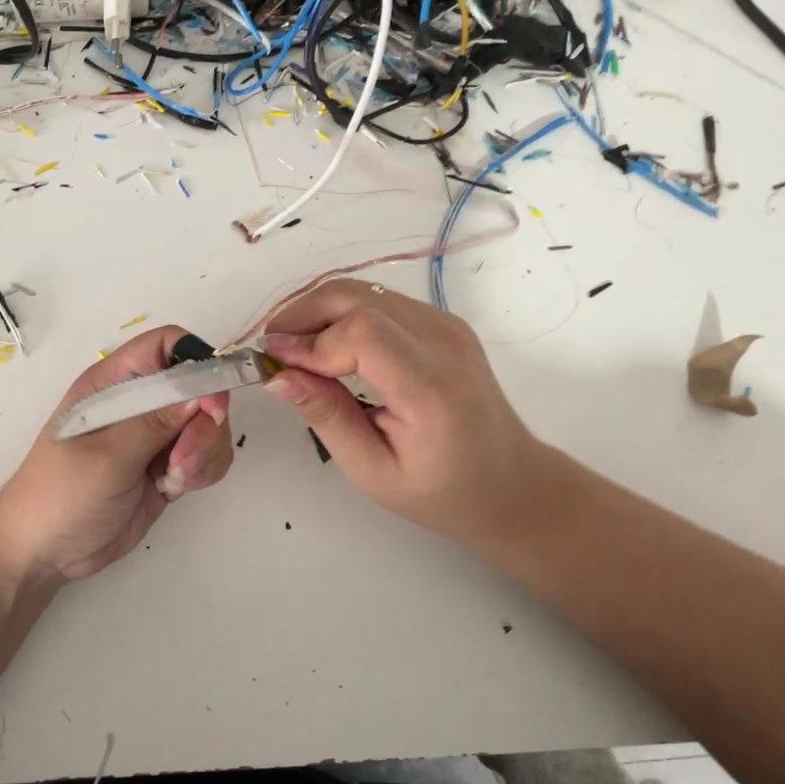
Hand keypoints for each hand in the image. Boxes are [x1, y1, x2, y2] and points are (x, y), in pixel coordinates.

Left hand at [0, 326, 235, 582]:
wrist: (45, 549)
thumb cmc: (62, 492)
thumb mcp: (108, 455)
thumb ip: (155, 423)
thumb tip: (202, 392)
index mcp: (112, 383)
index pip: (165, 346)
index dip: (195, 362)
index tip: (210, 402)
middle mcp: (136, 403)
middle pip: (197, 389)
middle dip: (205, 422)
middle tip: (184, 457)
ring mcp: (153, 437)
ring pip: (207, 426)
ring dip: (205, 451)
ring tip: (173, 479)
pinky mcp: (164, 469)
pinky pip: (204, 457)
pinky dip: (202, 471)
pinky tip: (174, 489)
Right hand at [260, 280, 576, 548]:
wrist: (512, 484)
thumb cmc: (442, 491)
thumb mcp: (372, 470)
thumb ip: (326, 417)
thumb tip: (276, 375)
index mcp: (432, 389)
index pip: (361, 334)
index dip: (308, 343)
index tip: (273, 366)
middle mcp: (443, 343)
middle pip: (356, 297)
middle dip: (301, 315)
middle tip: (272, 351)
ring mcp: (445, 326)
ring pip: (360, 292)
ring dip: (316, 312)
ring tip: (293, 352)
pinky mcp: (439, 322)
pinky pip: (374, 300)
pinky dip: (337, 315)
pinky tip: (324, 348)